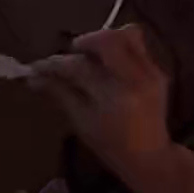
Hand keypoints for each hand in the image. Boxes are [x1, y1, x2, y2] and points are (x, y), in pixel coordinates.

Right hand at [28, 25, 173, 188]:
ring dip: (105, 38)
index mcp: (113, 98)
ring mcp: (151, 74)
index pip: (79, 67)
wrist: (151, 157)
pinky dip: (119, 48)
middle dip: (86, 40)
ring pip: (128, 35)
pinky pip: (138, 47)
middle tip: (74, 51)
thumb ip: (60, 93)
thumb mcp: (81, 122)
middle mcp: (134, 80)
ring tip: (93, 54)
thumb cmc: (111, 145)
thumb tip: (34, 77)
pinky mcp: (159, 71)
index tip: (38, 66)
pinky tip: (109, 64)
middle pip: (109, 40)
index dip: (55, 63)